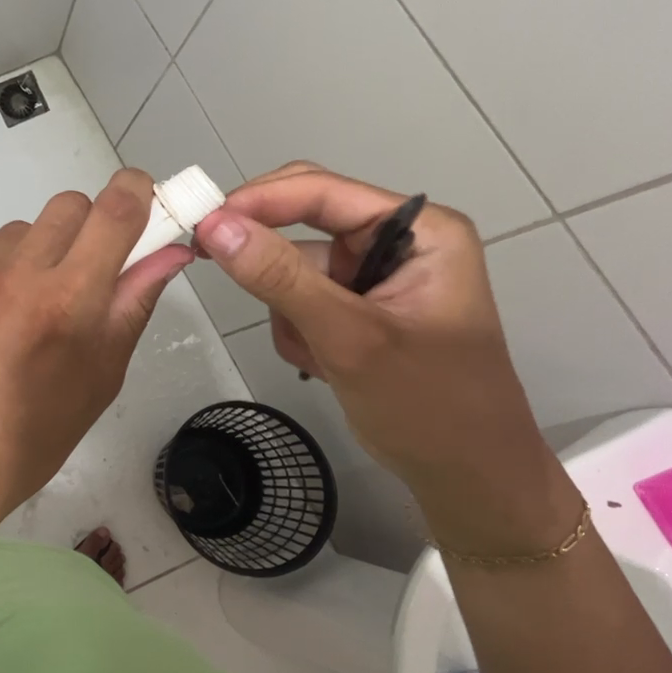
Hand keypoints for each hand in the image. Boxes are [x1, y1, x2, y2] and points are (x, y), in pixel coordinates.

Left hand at [0, 168, 193, 578]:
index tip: (145, 202)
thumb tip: (169, 253)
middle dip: (88, 229)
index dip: (138, 193)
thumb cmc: (29, 441)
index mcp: (64, 302)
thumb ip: (132, 306)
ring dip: (36, 257)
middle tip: (85, 276)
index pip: (113, 210)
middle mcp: (12, 274)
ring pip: (20, 233)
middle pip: (67, 207)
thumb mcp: (99, 381)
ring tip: (25, 315)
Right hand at [195, 162, 576, 553]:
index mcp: (421, 230)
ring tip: (315, 354)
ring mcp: (376, 275)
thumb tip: (212, 225)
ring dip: (286, 307)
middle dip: (270, 257)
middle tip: (213, 263)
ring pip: (293, 264)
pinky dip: (294, 328)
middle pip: (304, 219)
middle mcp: (398, 241)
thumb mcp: (349, 337)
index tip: (202, 224)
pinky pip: (297, 297)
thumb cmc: (430, 407)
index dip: (257, 201)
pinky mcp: (358, 307)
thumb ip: (279, 278)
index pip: (322, 191)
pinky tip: (321, 363)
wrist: (469, 481)